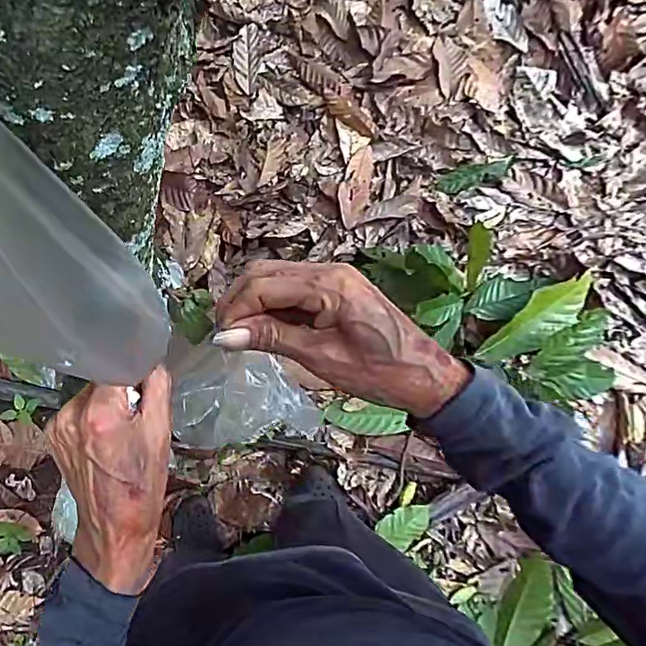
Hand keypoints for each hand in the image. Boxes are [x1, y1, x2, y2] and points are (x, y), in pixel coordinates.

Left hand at [47, 366, 172, 593]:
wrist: (114, 528)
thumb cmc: (143, 485)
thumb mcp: (161, 433)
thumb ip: (157, 387)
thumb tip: (150, 359)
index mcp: (100, 413)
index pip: (117, 364)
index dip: (135, 370)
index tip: (146, 383)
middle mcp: (72, 414)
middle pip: (102, 378)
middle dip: (121, 389)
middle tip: (136, 415)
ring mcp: (58, 425)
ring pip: (89, 393)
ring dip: (106, 402)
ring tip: (120, 432)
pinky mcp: (53, 434)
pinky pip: (78, 409)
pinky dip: (93, 415)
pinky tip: (104, 439)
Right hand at [213, 260, 468, 417]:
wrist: (425, 375)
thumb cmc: (381, 371)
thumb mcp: (321, 358)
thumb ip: (272, 339)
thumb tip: (225, 336)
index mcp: (329, 284)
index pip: (263, 285)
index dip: (235, 309)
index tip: (220, 337)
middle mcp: (329, 271)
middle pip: (263, 273)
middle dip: (237, 301)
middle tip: (225, 335)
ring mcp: (333, 277)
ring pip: (274, 278)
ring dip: (252, 303)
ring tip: (241, 336)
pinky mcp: (334, 288)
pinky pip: (291, 289)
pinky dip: (271, 306)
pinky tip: (265, 330)